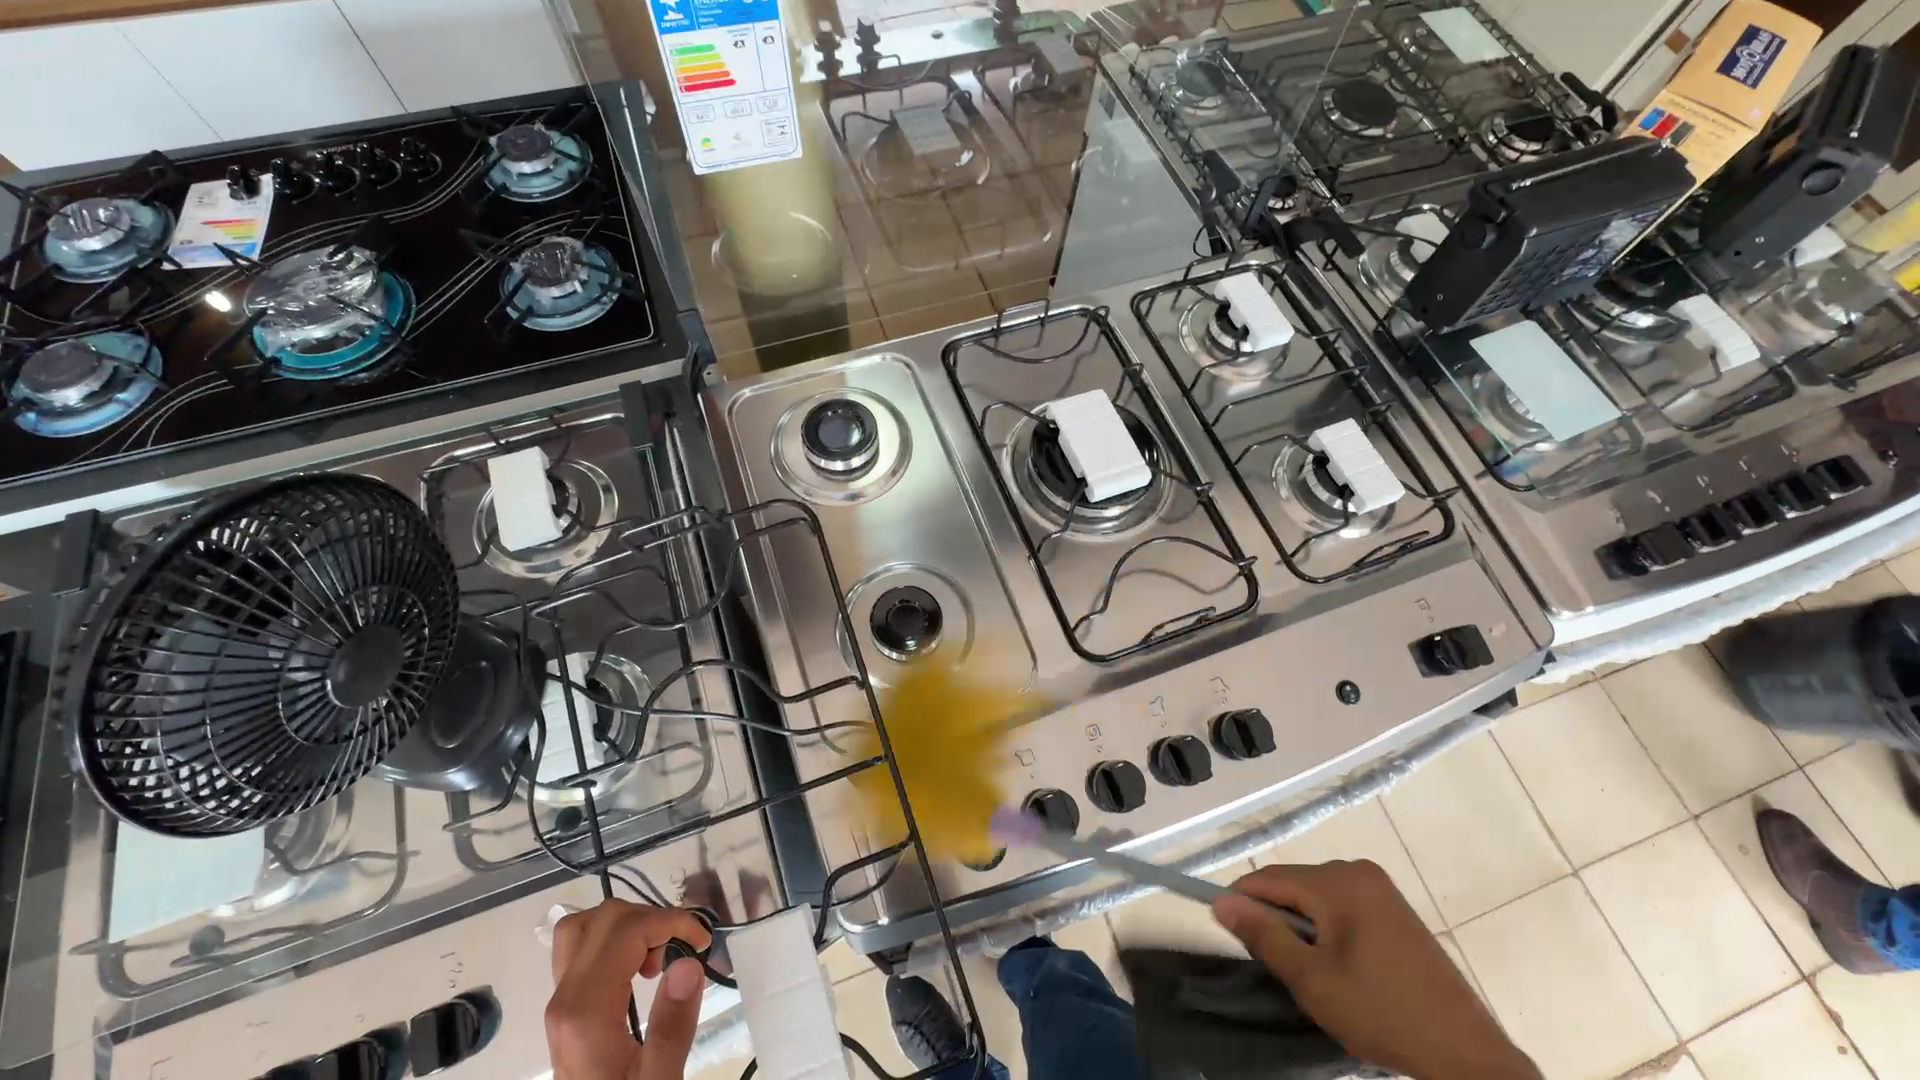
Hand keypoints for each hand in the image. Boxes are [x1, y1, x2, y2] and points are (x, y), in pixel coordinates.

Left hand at [547, 898, 712, 1079]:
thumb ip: (673, 1028)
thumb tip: (688, 963)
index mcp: (586, 1013)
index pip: (624, 931)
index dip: (669, 922)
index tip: (702, 942)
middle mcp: (564, 998)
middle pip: (601, 919)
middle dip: (651, 919)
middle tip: (681, 950)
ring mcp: (560, 1002)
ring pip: (583, 928)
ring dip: (628, 927)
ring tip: (657, 959)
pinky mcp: (565, 1009)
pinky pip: (581, 950)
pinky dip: (614, 942)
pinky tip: (639, 972)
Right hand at [1212, 861, 1538, 1079]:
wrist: (1464, 1053)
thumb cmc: (1381, 1013)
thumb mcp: (1311, 980)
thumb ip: (1264, 935)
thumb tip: (1220, 901)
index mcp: (1339, 882)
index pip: (1268, 878)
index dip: (1241, 902)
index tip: (1228, 936)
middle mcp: (1359, 871)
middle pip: (1293, 883)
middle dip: (1274, 916)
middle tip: (1274, 963)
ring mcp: (1381, 889)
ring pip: (1315, 895)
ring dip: (1300, 924)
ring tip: (1305, 968)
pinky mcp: (1394, 909)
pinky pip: (1340, 904)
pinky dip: (1325, 926)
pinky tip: (1334, 963)